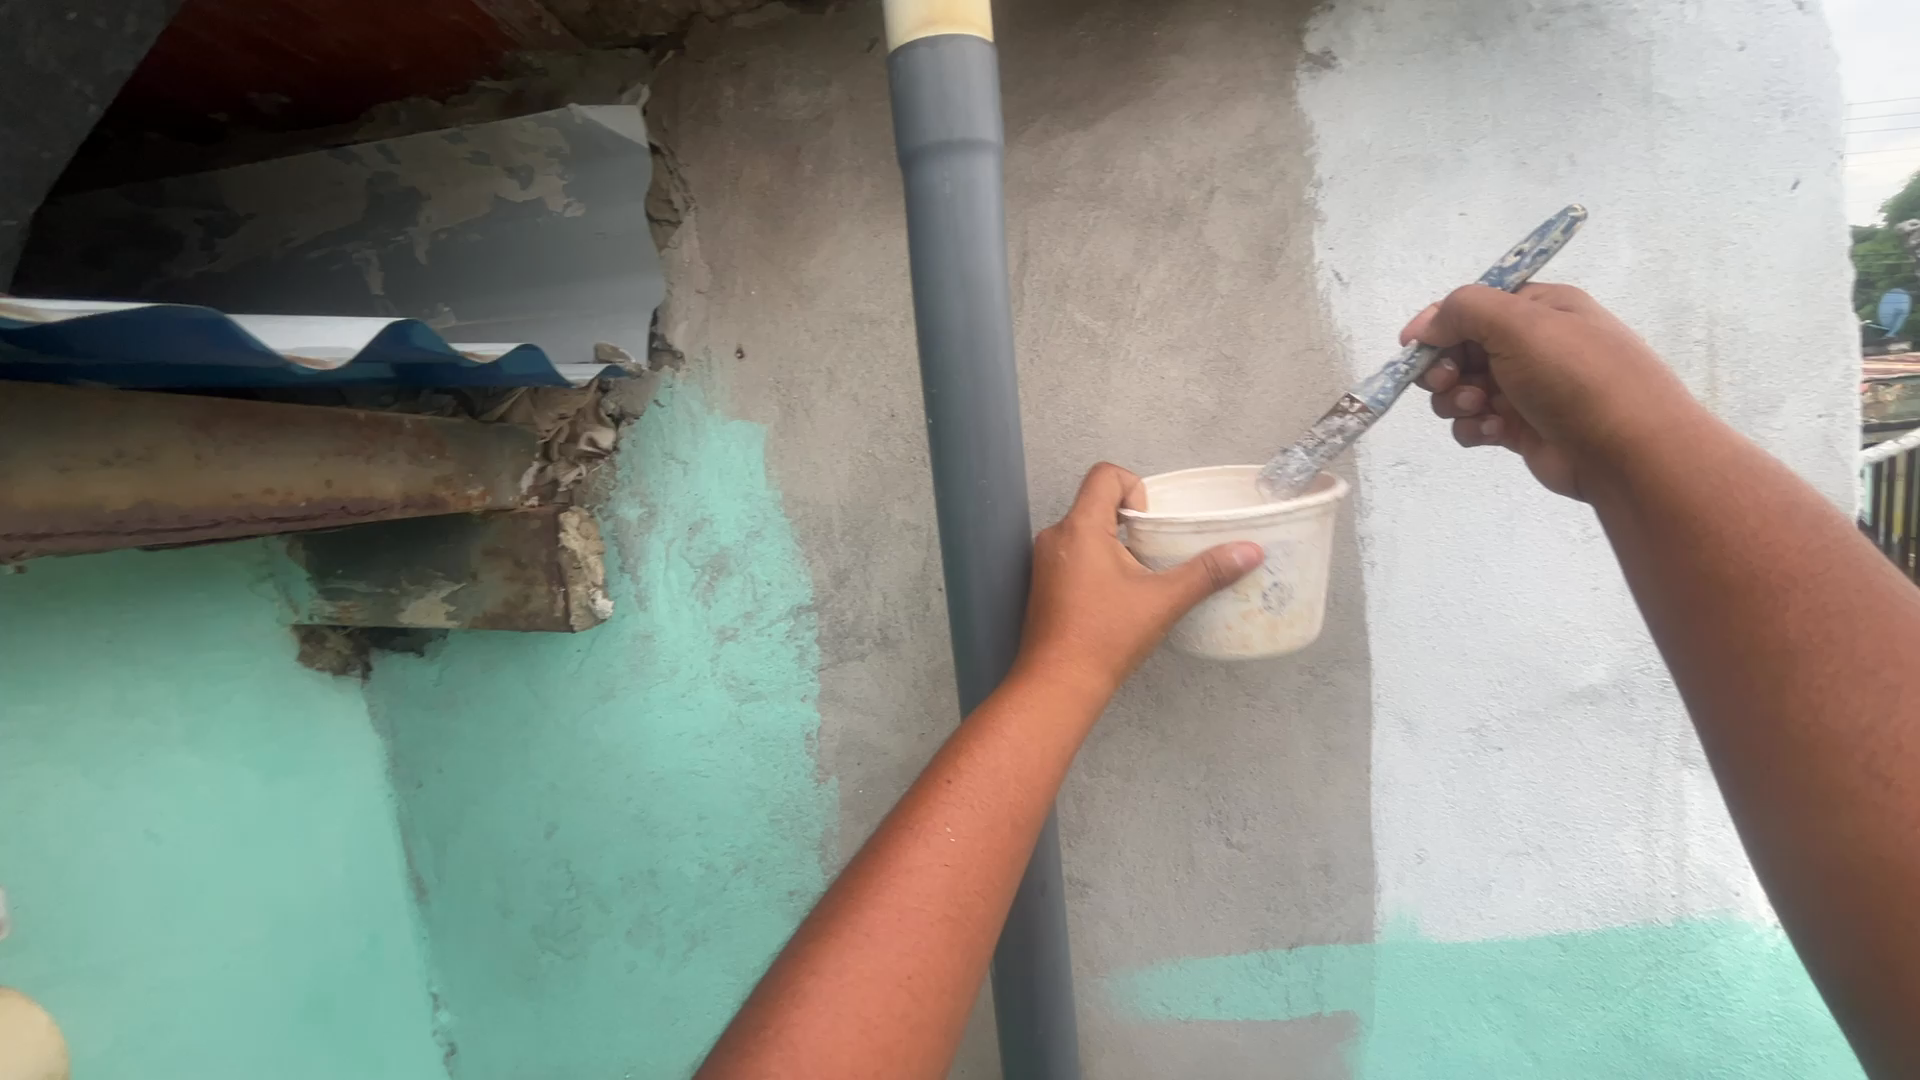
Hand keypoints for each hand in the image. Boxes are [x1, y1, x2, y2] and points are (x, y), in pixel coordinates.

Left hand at [1012, 463, 1262, 696]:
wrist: (1058, 683)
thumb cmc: (1105, 638)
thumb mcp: (1163, 601)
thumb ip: (1207, 572)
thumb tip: (1250, 552)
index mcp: (1080, 528)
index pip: (1105, 475)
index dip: (1134, 487)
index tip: (1150, 522)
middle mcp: (1056, 536)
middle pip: (1095, 503)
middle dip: (1129, 520)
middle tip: (1154, 550)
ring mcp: (1045, 561)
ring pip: (1084, 532)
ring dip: (1114, 544)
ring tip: (1139, 577)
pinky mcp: (1044, 584)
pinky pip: (1073, 555)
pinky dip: (1097, 563)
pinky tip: (1116, 597)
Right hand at [1403, 283, 1696, 500]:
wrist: (1627, 451)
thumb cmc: (1577, 377)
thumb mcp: (1521, 325)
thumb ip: (1464, 311)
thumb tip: (1424, 328)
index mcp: (1538, 309)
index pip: (1470, 307)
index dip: (1437, 325)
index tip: (1412, 346)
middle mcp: (1529, 345)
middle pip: (1457, 351)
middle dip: (1443, 369)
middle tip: (1447, 382)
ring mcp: (1522, 388)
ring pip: (1458, 390)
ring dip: (1455, 401)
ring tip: (1481, 409)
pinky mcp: (1516, 426)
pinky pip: (1472, 423)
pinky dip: (1472, 428)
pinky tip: (1494, 433)